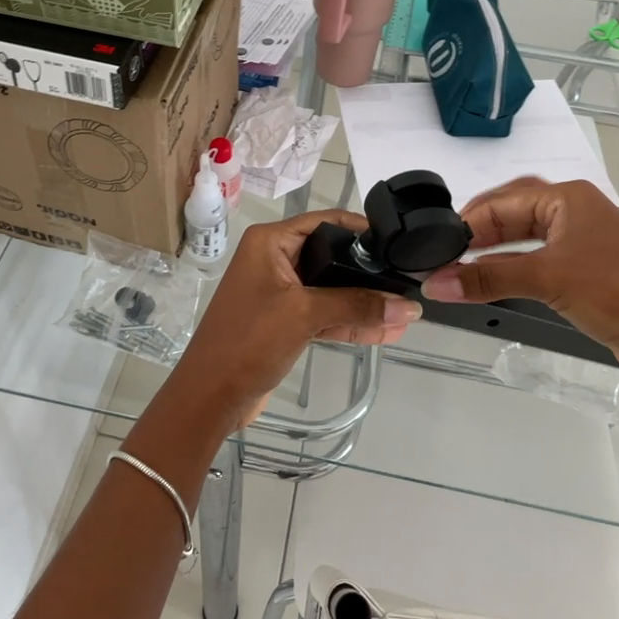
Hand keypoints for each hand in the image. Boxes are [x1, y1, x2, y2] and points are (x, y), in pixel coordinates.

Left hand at [170, 210, 421, 429]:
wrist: (209, 396)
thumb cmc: (249, 341)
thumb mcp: (304, 314)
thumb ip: (357, 306)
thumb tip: (408, 308)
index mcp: (270, 242)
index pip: (324, 221)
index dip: (361, 229)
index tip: (397, 242)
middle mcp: (273, 260)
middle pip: (330, 255)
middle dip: (367, 272)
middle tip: (407, 281)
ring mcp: (279, 293)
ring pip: (330, 290)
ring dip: (363, 303)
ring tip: (405, 314)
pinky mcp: (283, 323)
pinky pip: (324, 315)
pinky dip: (349, 323)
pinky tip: (385, 332)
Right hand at [419, 177, 618, 383]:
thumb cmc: (615, 292)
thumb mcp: (546, 278)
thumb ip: (486, 277)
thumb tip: (433, 283)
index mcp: (567, 198)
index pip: (502, 201)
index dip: (467, 222)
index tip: (434, 246)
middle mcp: (574, 211)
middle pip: (512, 212)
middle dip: (478, 231)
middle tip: (443, 253)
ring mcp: (583, 241)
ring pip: (525, 237)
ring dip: (493, 251)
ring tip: (460, 267)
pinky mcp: (588, 271)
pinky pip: (538, 260)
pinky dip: (512, 268)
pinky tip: (494, 281)